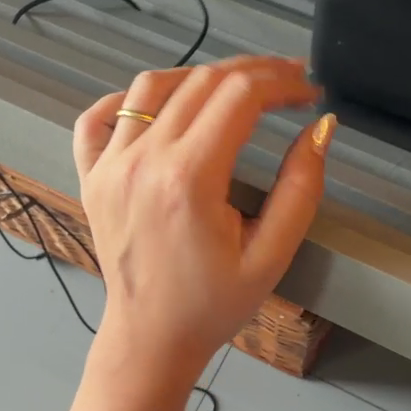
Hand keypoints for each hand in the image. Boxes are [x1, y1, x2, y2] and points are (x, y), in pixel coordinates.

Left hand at [71, 57, 334, 384]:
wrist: (151, 338)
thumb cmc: (210, 306)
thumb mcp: (271, 255)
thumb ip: (300, 188)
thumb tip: (319, 127)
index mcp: (189, 180)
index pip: (241, 95)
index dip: (283, 82)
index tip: (308, 90)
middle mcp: (143, 161)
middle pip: (203, 81)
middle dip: (254, 73)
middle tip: (287, 83)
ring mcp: (110, 166)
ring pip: (152, 85)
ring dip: (199, 76)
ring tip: (234, 88)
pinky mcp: (92, 176)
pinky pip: (100, 117)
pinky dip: (130, 100)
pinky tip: (161, 107)